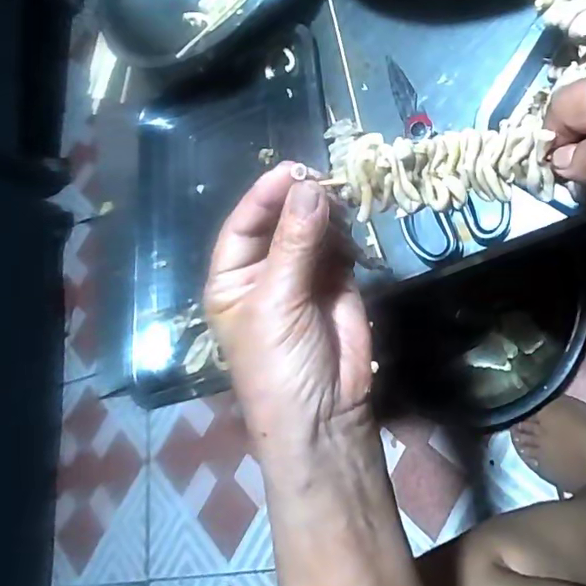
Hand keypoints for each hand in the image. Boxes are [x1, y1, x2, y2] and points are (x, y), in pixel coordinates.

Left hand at [204, 165, 373, 452]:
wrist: (326, 414)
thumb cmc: (280, 363)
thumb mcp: (278, 302)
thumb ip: (296, 243)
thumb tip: (311, 186)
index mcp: (233, 278)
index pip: (244, 225)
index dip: (265, 197)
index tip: (292, 170)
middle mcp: (266, 271)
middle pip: (281, 221)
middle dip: (300, 200)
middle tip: (325, 177)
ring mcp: (305, 274)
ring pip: (314, 228)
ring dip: (327, 211)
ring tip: (343, 197)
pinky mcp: (339, 280)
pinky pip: (341, 245)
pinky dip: (347, 230)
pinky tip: (352, 219)